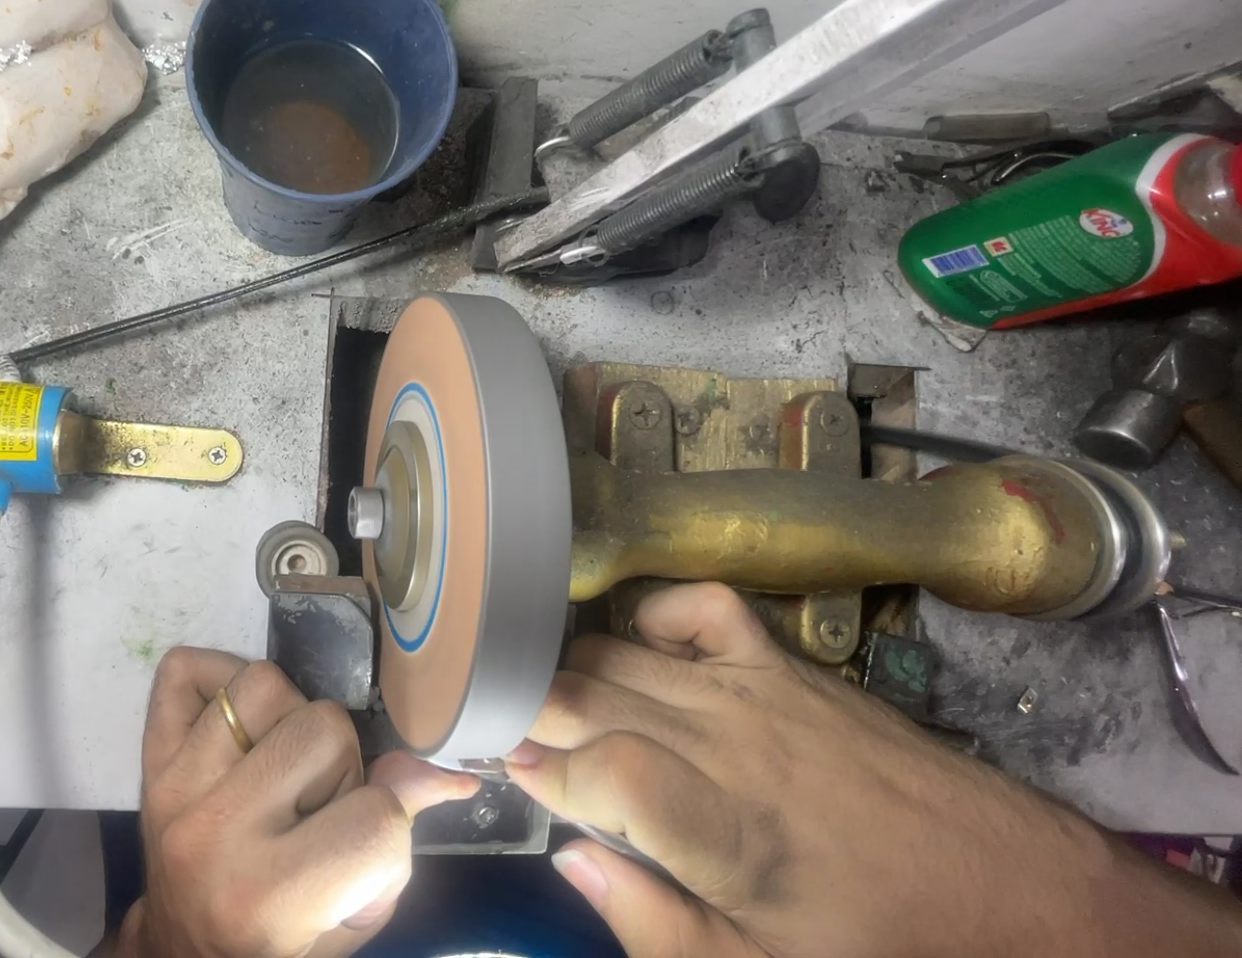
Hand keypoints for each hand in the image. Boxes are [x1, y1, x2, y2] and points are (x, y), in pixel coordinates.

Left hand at [114, 648, 478, 957]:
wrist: (184, 953)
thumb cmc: (279, 946)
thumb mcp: (350, 920)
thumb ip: (394, 842)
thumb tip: (447, 773)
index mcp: (268, 899)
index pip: (377, 815)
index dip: (388, 823)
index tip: (362, 846)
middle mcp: (211, 836)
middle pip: (323, 726)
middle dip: (340, 763)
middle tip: (319, 804)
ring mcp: (172, 788)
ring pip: (263, 684)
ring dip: (288, 718)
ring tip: (280, 765)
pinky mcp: (148, 757)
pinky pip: (184, 669)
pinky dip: (219, 679)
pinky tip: (239, 725)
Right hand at [507, 583, 1241, 957]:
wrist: (1021, 900)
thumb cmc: (881, 948)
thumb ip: (650, 926)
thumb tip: (567, 856)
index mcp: (722, 827)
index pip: (595, 767)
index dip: (538, 765)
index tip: (510, 769)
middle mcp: (726, 740)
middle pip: (589, 693)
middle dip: (531, 709)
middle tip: (510, 729)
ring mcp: (754, 688)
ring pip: (619, 652)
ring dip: (570, 672)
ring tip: (554, 702)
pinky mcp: (782, 664)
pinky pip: (697, 606)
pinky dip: (652, 616)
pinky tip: (639, 651)